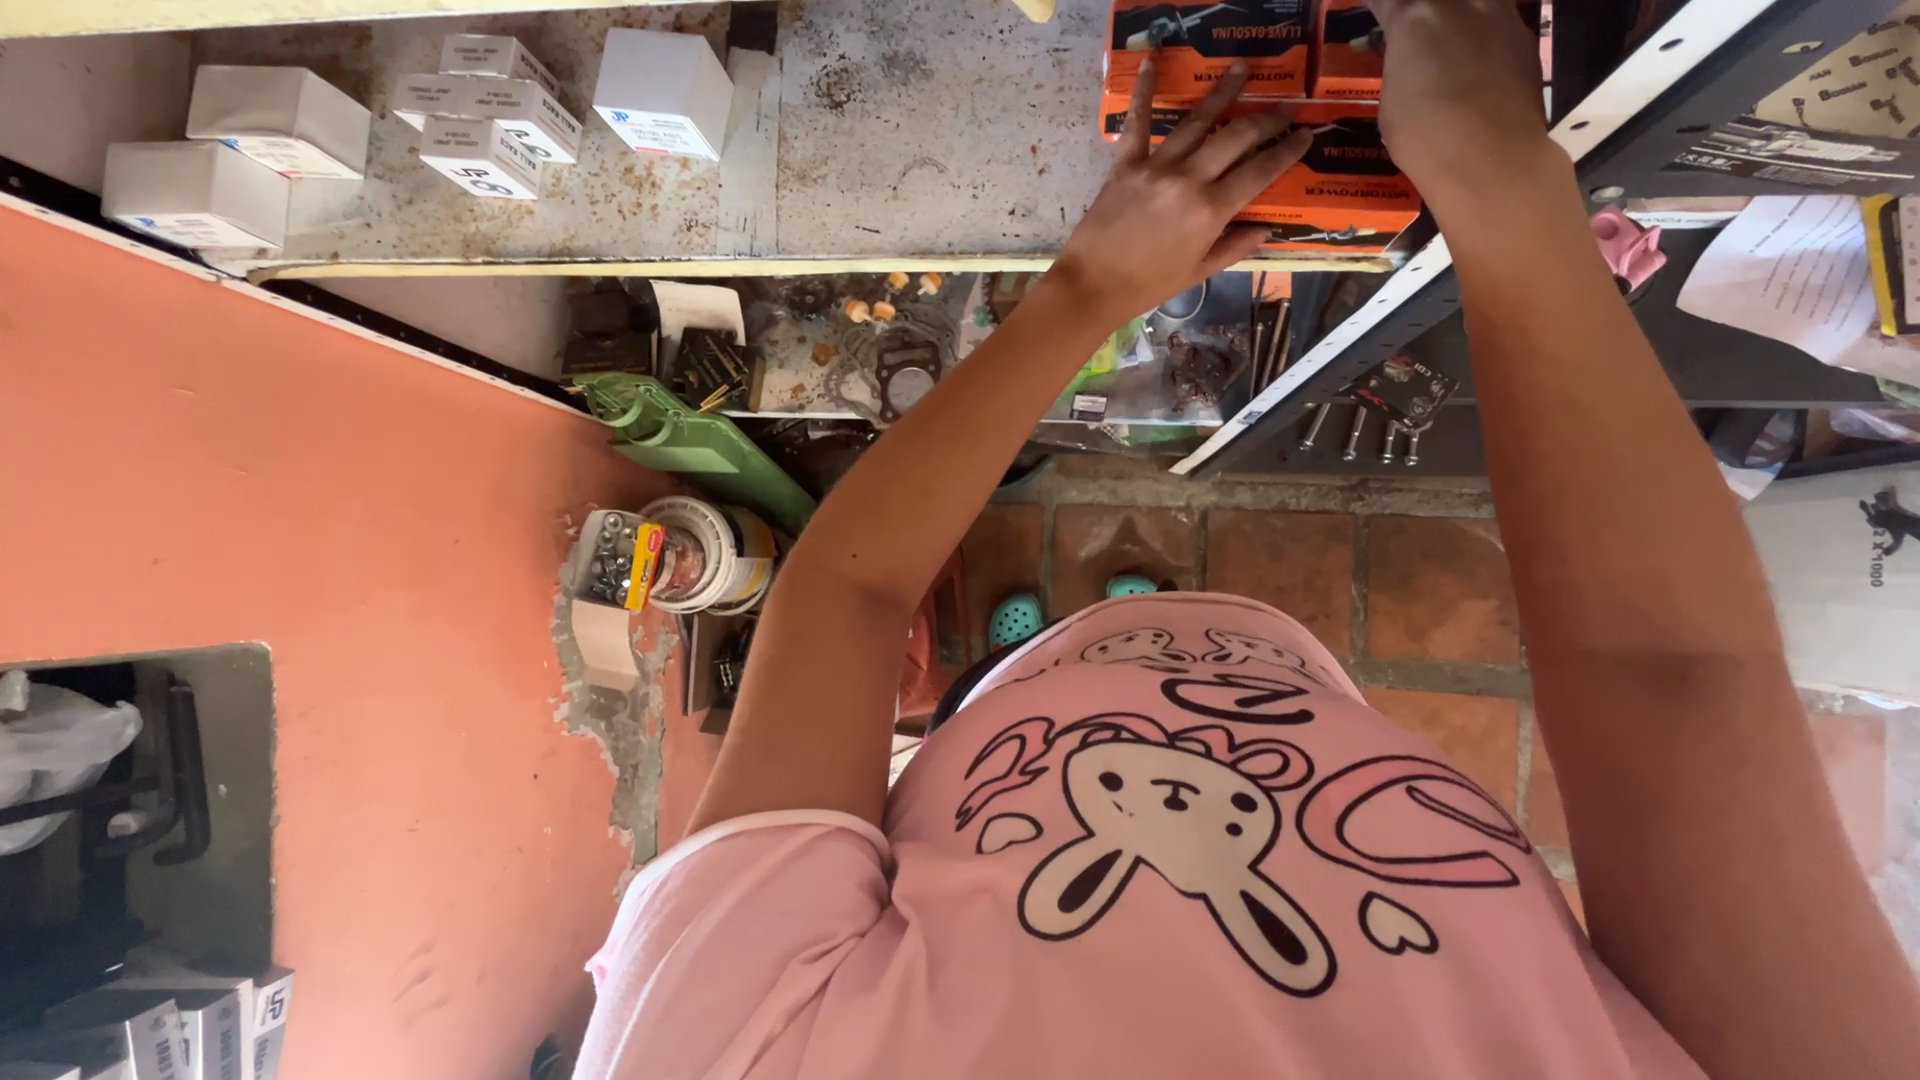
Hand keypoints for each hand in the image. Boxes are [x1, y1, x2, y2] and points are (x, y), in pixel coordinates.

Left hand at [1050, 62, 1311, 327]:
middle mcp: (1189, 180)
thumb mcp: (1198, 272)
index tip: (1305, 136)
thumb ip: (1234, 246)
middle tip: (1283, 110)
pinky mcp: (1125, 164)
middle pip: (1236, 136)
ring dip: (1223, 92)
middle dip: (1265, 121)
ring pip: (1197, 121)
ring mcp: (1156, 167)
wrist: (1092, 287)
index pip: (1261, 171)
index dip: (1287, 151)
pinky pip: (1137, 123)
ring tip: (1241, 71)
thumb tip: (1266, 227)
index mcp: (1211, 211)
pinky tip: (1150, 65)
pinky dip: (1143, 93)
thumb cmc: (1146, 287)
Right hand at [1368, 0, 1562, 218]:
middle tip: (1413, 27)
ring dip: (1458, 16)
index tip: (1374, 11)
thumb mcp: (1391, 103)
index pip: (1387, 0)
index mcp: (1415, 19)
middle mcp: (1461, 4)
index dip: (1377, 5)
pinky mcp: (1526, 35)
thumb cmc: (1423, 138)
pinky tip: (1475, 60)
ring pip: (1474, 4)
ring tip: (1448, 40)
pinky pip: (1498, 19)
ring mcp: (1501, 14)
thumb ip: (1402, 65)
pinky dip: (1483, 31)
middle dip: (1420, 9)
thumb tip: (1412, 58)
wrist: (1489, 158)